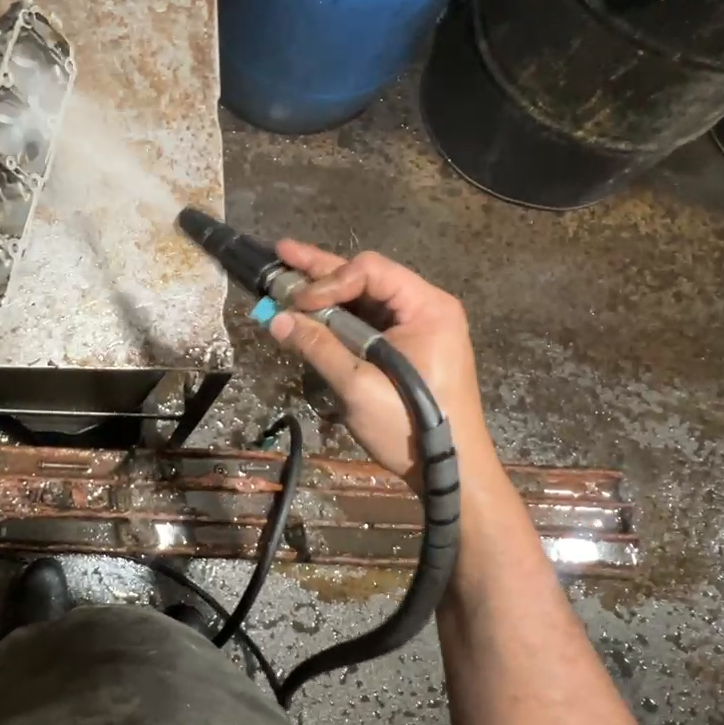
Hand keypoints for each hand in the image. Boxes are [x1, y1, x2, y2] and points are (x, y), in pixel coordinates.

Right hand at [266, 241, 489, 476]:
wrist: (448, 471)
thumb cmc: (410, 425)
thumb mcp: (359, 386)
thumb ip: (318, 347)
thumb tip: (275, 319)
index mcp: (427, 307)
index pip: (370, 271)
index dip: (329, 281)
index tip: (298, 304)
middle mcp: (423, 308)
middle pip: (365, 277)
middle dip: (320, 270)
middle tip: (282, 253)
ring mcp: (414, 328)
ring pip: (362, 298)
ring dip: (324, 292)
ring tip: (286, 276)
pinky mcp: (404, 348)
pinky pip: (366, 321)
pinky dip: (336, 317)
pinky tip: (307, 311)